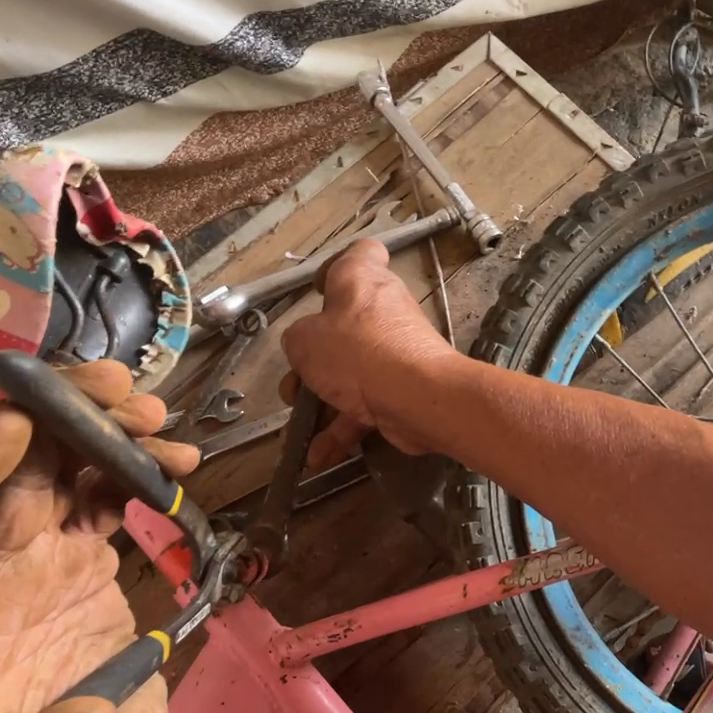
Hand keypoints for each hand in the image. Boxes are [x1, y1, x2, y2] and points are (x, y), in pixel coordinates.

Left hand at [0, 361, 199, 712]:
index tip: (8, 426)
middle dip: (42, 426)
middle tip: (111, 390)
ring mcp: (23, 569)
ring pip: (45, 475)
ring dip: (95, 433)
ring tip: (156, 419)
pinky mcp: (70, 561)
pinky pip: (92, 496)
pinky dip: (130, 469)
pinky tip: (174, 460)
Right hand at [280, 239, 462, 469]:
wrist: (416, 398)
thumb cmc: (358, 352)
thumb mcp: (305, 340)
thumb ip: (298, 340)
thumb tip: (305, 348)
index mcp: (362, 282)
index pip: (361, 254)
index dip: (338, 266)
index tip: (320, 288)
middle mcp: (383, 313)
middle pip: (344, 329)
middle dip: (314, 361)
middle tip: (296, 383)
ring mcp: (396, 355)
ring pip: (351, 375)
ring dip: (323, 404)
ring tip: (300, 428)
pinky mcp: (402, 391)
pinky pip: (365, 408)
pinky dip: (342, 433)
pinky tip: (318, 458)